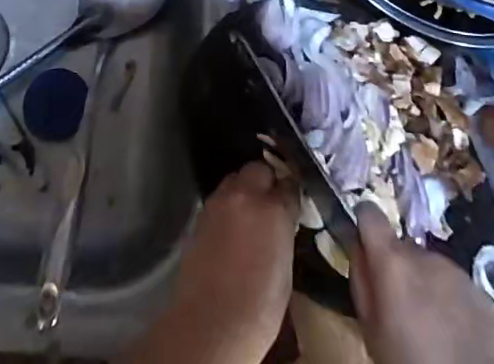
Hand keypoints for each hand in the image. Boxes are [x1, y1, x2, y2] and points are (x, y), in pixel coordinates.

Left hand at [120, 162, 296, 363]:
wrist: (212, 323)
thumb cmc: (260, 306)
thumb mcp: (286, 266)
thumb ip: (283, 230)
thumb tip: (282, 220)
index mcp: (274, 209)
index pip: (289, 184)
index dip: (292, 191)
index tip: (293, 199)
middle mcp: (245, 196)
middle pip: (258, 169)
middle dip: (266, 179)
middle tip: (271, 200)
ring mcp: (219, 203)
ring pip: (235, 178)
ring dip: (245, 188)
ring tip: (250, 211)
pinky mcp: (200, 215)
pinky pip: (219, 197)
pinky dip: (228, 204)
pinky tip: (232, 224)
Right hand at [349, 203, 493, 363]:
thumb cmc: (410, 360)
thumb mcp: (371, 330)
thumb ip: (360, 281)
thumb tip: (357, 248)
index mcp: (392, 260)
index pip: (370, 214)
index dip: (363, 222)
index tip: (361, 237)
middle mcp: (423, 254)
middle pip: (400, 246)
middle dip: (395, 266)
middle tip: (395, 302)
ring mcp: (454, 268)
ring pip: (426, 264)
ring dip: (421, 280)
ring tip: (424, 319)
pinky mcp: (477, 287)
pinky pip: (450, 281)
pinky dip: (444, 295)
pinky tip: (447, 326)